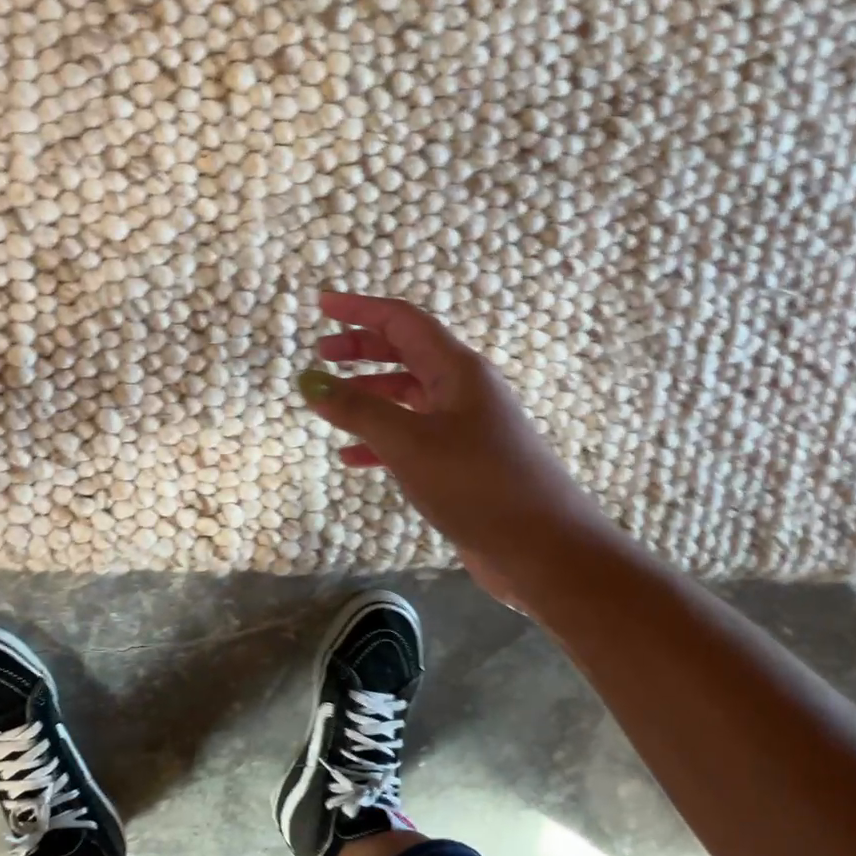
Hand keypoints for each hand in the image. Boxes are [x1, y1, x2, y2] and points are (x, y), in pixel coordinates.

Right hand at [296, 291, 618, 603]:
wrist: (546, 551)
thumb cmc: (477, 484)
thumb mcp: (408, 442)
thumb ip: (356, 409)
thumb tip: (309, 381)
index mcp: (458, 370)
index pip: (402, 321)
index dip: (360, 309)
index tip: (321, 304)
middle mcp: (464, 390)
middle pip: (405, 353)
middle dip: (361, 349)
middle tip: (321, 352)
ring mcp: (466, 427)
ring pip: (407, 397)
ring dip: (368, 395)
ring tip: (329, 404)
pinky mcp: (464, 463)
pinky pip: (413, 436)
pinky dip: (380, 439)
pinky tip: (351, 458)